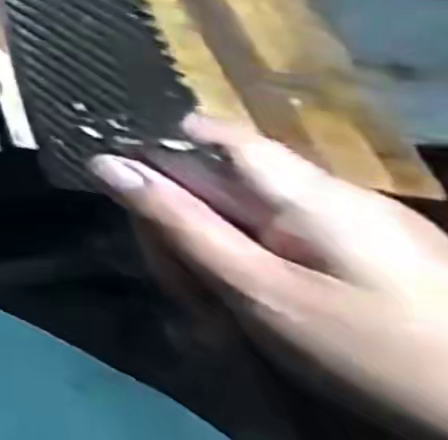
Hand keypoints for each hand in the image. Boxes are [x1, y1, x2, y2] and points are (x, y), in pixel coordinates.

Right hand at [93, 116, 447, 432]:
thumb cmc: (381, 354)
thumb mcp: (261, 292)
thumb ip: (178, 222)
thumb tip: (104, 162)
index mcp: (307, 190)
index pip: (207, 132)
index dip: (154, 145)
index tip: (118, 183)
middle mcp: (334, 194)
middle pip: (220, 178)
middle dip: (180, 218)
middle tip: (176, 280)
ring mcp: (364, 227)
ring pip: (246, 212)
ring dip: (212, 249)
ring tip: (213, 310)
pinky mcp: (381, 259)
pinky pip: (286, 239)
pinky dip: (253, 264)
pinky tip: (251, 309)